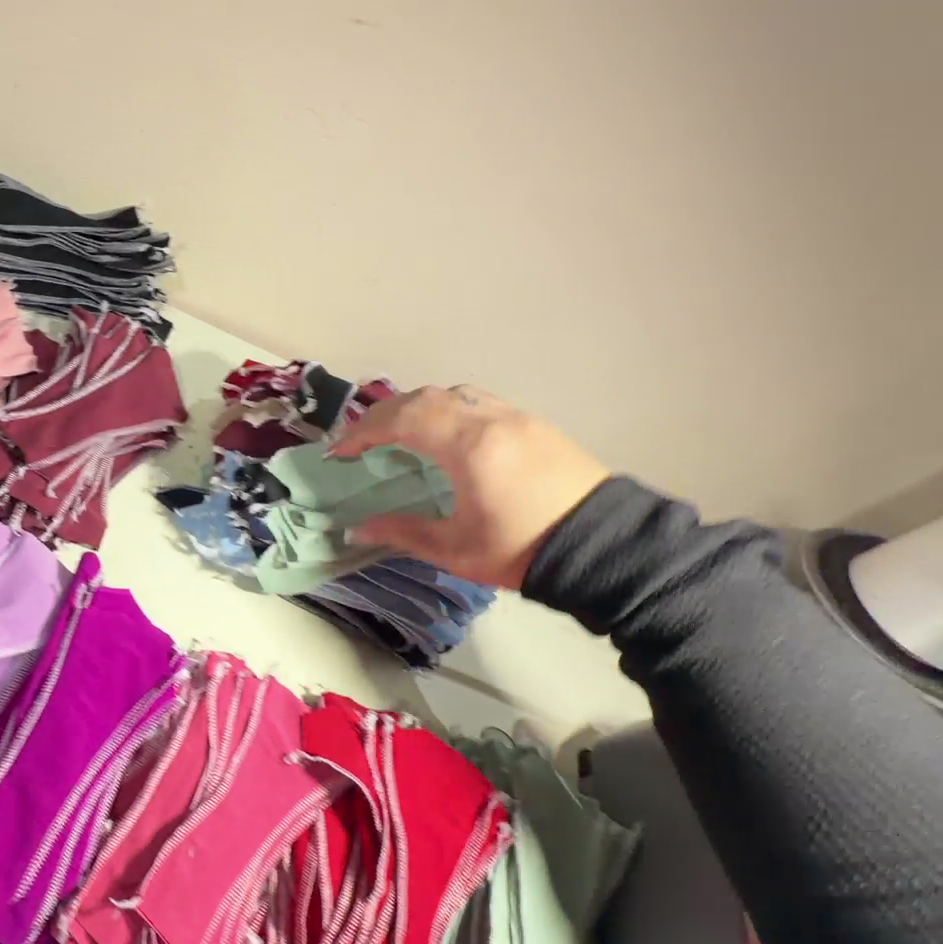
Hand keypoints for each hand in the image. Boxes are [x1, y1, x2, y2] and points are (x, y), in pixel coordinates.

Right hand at [331, 385, 610, 589]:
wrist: (604, 548)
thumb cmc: (522, 550)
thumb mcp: (453, 549)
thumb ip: (401, 532)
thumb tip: (356, 527)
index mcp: (469, 447)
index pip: (402, 421)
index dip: (362, 432)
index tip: (339, 451)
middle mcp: (491, 420)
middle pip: (423, 399)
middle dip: (382, 415)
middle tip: (358, 439)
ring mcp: (515, 418)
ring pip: (452, 393)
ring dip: (415, 407)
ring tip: (395, 432)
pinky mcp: (532, 425)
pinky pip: (476, 401)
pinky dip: (445, 409)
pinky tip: (439, 434)